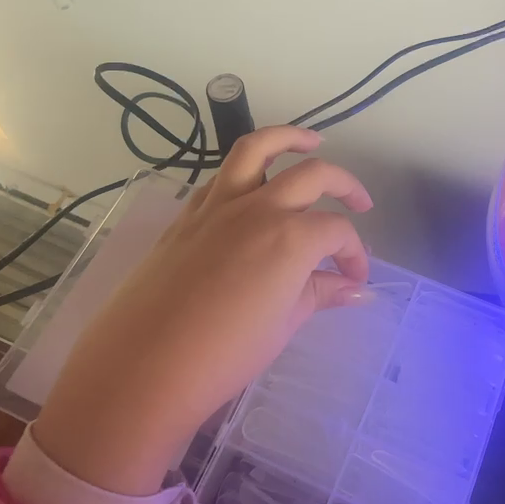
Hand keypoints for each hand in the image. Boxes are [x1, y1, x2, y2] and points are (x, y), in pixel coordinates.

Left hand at [33, 127, 371, 495]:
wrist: (144, 364)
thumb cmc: (224, 354)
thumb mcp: (283, 325)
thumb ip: (320, 294)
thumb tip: (355, 289)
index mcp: (291, 237)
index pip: (338, 232)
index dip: (354, 255)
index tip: (355, 279)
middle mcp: (259, 208)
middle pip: (314, 175)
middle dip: (346, 185)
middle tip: (360, 203)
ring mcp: (219, 205)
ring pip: (259, 148)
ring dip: (290, 138)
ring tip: (312, 141)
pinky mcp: (189, 214)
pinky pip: (224, 175)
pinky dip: (248, 168)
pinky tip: (257, 186)